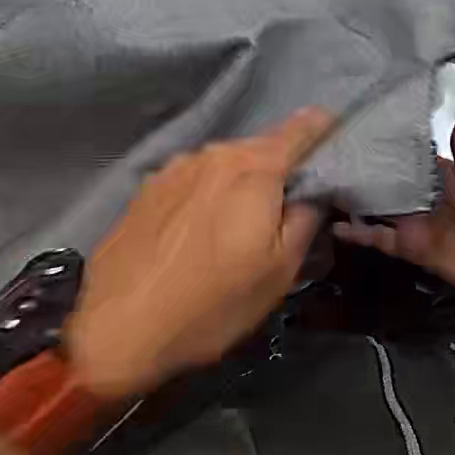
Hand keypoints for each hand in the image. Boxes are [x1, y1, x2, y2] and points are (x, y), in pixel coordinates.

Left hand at [63, 109, 334, 400]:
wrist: (117, 326)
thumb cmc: (211, 303)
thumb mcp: (278, 272)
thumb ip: (304, 219)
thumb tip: (312, 191)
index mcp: (254, 168)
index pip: (301, 128)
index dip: (323, 127)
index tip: (336, 135)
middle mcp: (215, 153)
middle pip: (261, 148)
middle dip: (278, 170)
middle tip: (283, 207)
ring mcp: (177, 165)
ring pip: (224, 165)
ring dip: (238, 184)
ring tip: (232, 228)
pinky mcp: (148, 185)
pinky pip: (193, 179)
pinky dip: (205, 195)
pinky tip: (194, 233)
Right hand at [333, 114, 454, 313]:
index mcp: (440, 176)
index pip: (408, 155)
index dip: (387, 142)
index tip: (358, 126)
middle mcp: (420, 195)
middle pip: (386, 178)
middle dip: (362, 166)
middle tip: (327, 151)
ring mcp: (410, 221)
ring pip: (375, 204)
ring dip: (353, 196)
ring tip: (321, 181)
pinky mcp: (407, 246)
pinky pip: (377, 237)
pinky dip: (356, 231)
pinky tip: (334, 224)